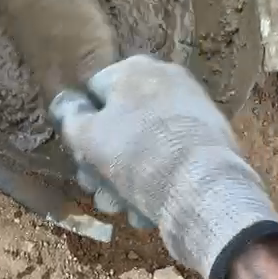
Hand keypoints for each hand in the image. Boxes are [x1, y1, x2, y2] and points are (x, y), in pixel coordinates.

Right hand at [52, 55, 277, 278]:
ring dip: (126, 181)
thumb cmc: (135, 155)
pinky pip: (170, 158)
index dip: (81, 130)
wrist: (201, 185)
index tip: (82, 160)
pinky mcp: (211, 139)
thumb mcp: (86, 136)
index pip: (92, 94)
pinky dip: (157, 181)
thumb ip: (69, 117)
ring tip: (124, 208)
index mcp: (134, 69)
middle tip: (100, 192)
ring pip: (143, 146)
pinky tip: (149, 209)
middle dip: (104, 163)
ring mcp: (192, 108)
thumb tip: (66, 104)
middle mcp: (165, 79)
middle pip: (119, 123)